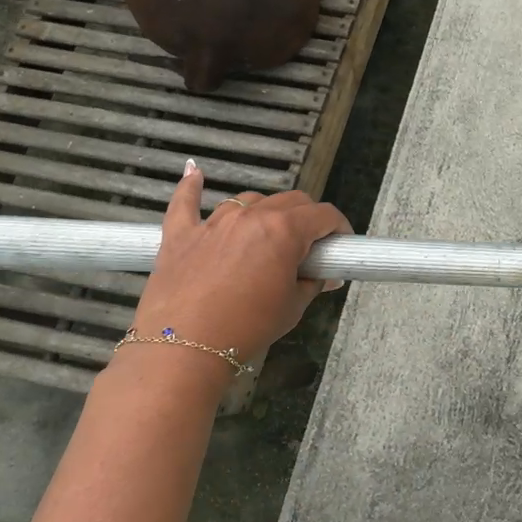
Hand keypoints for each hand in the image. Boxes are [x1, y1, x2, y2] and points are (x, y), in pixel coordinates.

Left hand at [129, 162, 352, 368]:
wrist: (181, 350)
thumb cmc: (246, 328)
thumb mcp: (293, 307)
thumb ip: (312, 282)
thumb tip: (323, 276)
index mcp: (284, 230)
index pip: (324, 214)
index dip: (339, 227)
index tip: (341, 242)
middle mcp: (250, 216)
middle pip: (290, 201)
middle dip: (307, 217)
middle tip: (310, 244)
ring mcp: (213, 223)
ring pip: (249, 201)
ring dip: (265, 211)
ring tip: (269, 232)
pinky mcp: (180, 236)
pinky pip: (184, 203)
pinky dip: (190, 186)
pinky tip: (194, 171)